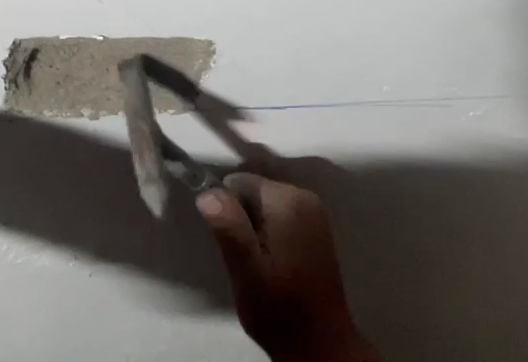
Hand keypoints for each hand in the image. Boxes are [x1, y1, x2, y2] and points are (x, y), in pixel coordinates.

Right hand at [197, 172, 379, 361]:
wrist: (319, 345)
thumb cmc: (279, 308)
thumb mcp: (246, 270)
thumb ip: (228, 228)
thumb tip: (207, 192)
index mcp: (288, 200)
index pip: (241, 181)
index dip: (224, 206)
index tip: (221, 238)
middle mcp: (305, 197)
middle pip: (255, 190)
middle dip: (239, 215)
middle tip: (237, 254)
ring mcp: (313, 212)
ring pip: (266, 204)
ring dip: (252, 225)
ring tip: (251, 260)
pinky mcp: (315, 229)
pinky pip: (280, 215)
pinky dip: (267, 231)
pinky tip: (267, 261)